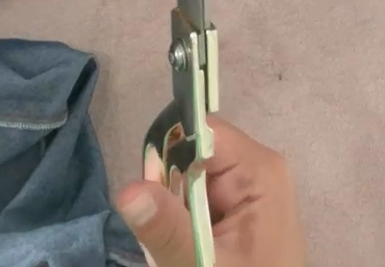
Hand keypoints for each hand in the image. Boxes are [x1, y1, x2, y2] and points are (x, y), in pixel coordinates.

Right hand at [116, 117, 306, 266]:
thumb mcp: (205, 266)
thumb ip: (169, 229)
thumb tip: (126, 189)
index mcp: (258, 167)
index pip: (201, 130)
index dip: (168, 152)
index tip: (149, 190)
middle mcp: (257, 166)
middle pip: (193, 152)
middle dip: (170, 188)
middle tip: (167, 232)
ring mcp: (251, 186)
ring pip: (192, 177)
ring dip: (176, 209)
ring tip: (183, 246)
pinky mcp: (243, 207)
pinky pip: (202, 197)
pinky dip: (186, 220)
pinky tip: (192, 247)